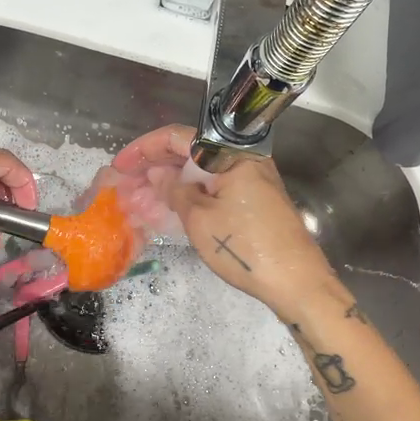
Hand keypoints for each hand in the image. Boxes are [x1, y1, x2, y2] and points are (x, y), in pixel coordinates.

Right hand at [113, 125, 342, 321]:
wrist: (298, 283)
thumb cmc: (246, 247)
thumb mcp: (200, 219)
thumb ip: (174, 190)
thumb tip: (157, 174)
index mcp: (230, 154)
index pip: (178, 137)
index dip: (145, 148)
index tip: (121, 165)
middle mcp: (242, 160)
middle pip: (189, 153)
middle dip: (154, 169)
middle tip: (124, 186)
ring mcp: (250, 180)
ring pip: (200, 173)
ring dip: (168, 184)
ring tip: (138, 201)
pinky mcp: (253, 201)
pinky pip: (213, 189)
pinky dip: (189, 196)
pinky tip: (167, 210)